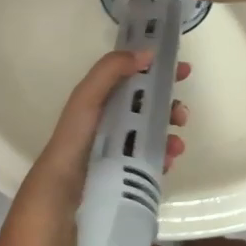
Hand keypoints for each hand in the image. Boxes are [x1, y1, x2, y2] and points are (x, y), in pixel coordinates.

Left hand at [24, 50, 190, 204]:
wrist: (63, 192)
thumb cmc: (75, 140)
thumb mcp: (87, 98)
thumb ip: (110, 71)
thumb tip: (147, 53)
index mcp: (102, 101)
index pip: (135, 79)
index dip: (159, 71)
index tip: (183, 70)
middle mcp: (113, 122)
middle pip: (151, 107)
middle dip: (171, 107)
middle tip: (182, 114)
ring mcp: (121, 148)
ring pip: (156, 135)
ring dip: (171, 135)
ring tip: (176, 145)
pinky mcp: (128, 172)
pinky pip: (154, 160)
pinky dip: (165, 158)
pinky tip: (168, 162)